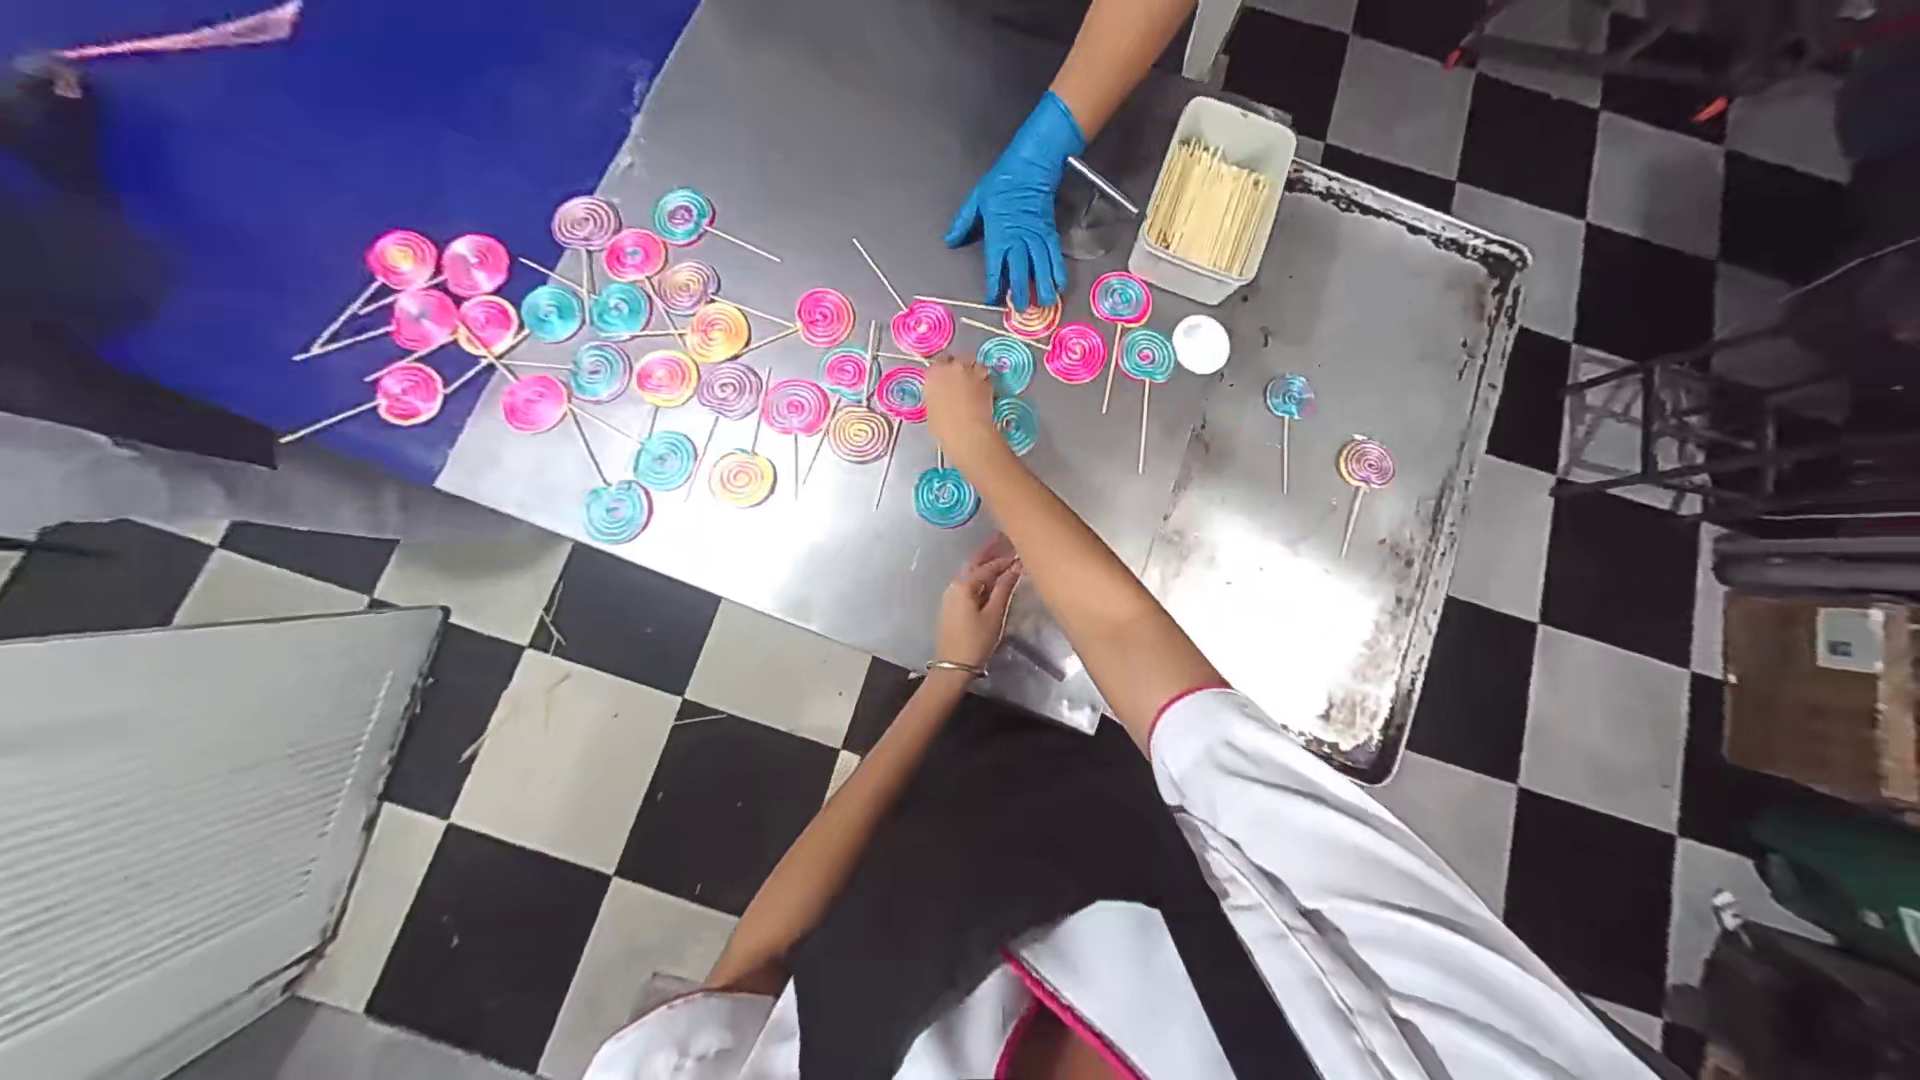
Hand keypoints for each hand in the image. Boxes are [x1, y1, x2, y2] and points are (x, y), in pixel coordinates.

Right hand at [923, 352, 999, 465]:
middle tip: (959, 384)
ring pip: (975, 366)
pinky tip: (982, 396)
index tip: (944, 382)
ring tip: (974, 388)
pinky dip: (984, 384)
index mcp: (934, 373)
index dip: (942, 373)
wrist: (966, 431)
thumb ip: (936, 396)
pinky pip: (986, 378)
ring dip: (974, 373)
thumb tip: (942, 397)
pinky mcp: (988, 382)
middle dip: (959, 370)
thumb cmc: (943, 425)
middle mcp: (953, 367)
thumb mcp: (931, 409)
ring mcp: (972, 372)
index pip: (937, 365)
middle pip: (957, 361)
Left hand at [936, 534, 1023, 669]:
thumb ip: (1004, 589)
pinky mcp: (953, 605)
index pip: (988, 566)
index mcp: (964, 585)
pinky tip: (991, 576)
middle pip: (975, 563)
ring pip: (971, 573)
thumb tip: (1015, 568)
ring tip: (1001, 552)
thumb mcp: (994, 615)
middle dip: (990, 551)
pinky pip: (969, 583)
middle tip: (1004, 537)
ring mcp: (952, 595)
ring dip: (986, 562)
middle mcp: (955, 585)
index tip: (1020, 551)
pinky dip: (981, 576)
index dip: (1005, 559)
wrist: (952, 667)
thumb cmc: (975, 641)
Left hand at [943, 91, 1085, 307]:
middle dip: (1021, 292)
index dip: (993, 284)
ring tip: (1045, 304)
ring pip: (1040, 266)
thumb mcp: (976, 200)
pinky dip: (1058, 271)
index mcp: (998, 234)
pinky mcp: (1049, 232)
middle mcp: (1018, 239)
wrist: (1030, 165)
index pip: (994, 266)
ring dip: (1042, 286)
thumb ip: (964, 222)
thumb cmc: (1002, 180)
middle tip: (1021, 310)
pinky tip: (1059, 285)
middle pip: (1020, 271)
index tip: (992, 298)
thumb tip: (950, 239)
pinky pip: (1054, 255)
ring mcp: (1036, 236)